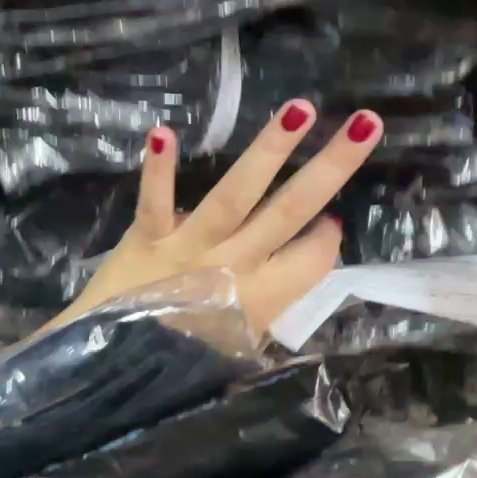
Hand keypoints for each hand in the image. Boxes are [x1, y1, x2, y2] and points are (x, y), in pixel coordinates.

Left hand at [59, 100, 385, 334]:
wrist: (111, 367)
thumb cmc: (176, 356)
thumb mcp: (237, 346)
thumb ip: (269, 306)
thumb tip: (300, 263)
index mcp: (258, 299)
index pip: (310, 260)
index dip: (326, 239)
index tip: (331, 221)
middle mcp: (230, 267)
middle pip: (288, 212)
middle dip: (329, 168)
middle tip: (365, 125)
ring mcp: (188, 249)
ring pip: (235, 195)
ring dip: (268, 150)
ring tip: (300, 110)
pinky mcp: (146, 238)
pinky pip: (155, 201)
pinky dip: (159, 170)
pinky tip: (162, 132)